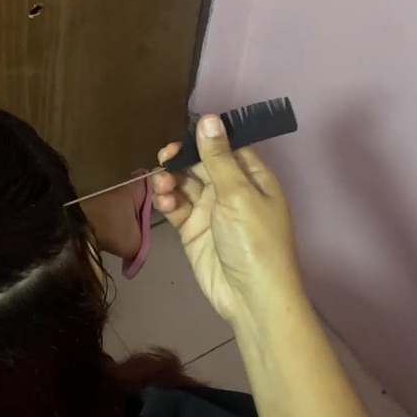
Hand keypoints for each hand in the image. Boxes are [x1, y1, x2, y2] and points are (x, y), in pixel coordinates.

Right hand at [150, 114, 303, 328]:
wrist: (250, 298)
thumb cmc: (254, 240)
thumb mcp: (237, 194)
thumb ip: (218, 157)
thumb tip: (209, 118)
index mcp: (252, 177)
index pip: (226, 146)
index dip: (204, 138)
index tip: (183, 133)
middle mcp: (231, 190)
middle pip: (200, 163)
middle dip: (181, 158)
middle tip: (164, 157)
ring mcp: (210, 211)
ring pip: (184, 183)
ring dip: (170, 180)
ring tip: (162, 185)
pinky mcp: (192, 230)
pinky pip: (175, 206)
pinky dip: (167, 201)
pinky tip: (164, 202)